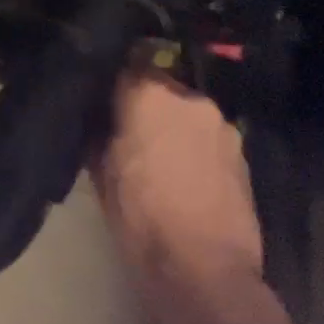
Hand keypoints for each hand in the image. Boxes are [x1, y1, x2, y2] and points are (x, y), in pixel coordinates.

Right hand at [92, 69, 303, 323]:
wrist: (199, 262)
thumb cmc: (134, 206)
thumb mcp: (93, 157)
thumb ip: (96, 121)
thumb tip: (88, 105)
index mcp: (150, 93)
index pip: (119, 61)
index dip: (99, 73)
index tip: (83, 85)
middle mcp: (191, 101)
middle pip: (155, 83)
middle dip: (134, 95)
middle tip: (107, 113)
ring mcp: (223, 129)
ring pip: (181, 109)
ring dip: (161, 118)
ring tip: (137, 140)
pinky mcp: (240, 156)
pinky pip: (201, 133)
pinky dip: (183, 139)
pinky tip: (166, 161)